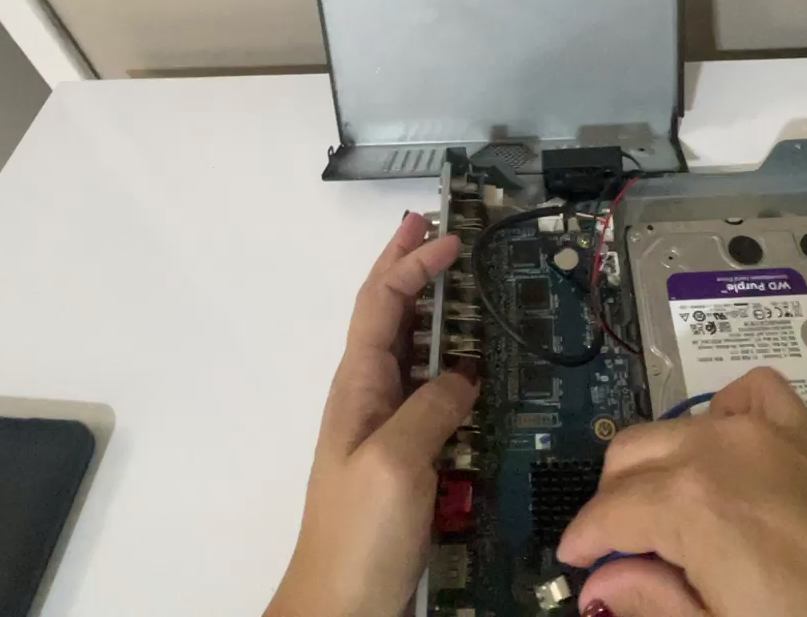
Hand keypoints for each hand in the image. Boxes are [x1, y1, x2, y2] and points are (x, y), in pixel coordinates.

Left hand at [266, 213, 479, 616]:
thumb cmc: (359, 531)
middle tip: (434, 227)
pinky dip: (445, 351)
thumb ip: (430, 406)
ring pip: (408, 341)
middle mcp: (368, 389)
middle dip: (406, 263)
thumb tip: (463, 372)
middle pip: (387, 310)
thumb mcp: (396, 461)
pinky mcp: (405, 445)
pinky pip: (427, 382)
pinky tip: (466, 351)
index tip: (448, 238)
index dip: (410, 263)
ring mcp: (385, 417)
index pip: (381, 302)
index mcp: (358, 382)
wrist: (340, 606)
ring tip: (451, 272)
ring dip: (426, 300)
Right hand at [558, 367, 806, 616]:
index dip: (585, 541)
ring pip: (675, 427)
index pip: (610, 510)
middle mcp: (720, 446)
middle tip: (620, 559)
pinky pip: (746, 396)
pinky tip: (726, 457)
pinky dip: (721, 418)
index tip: (575, 565)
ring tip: (668, 522)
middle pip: (631, 455)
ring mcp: (768, 431)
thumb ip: (653, 603)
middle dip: (613, 503)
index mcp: (694, 501)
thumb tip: (599, 585)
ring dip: (657, 467)